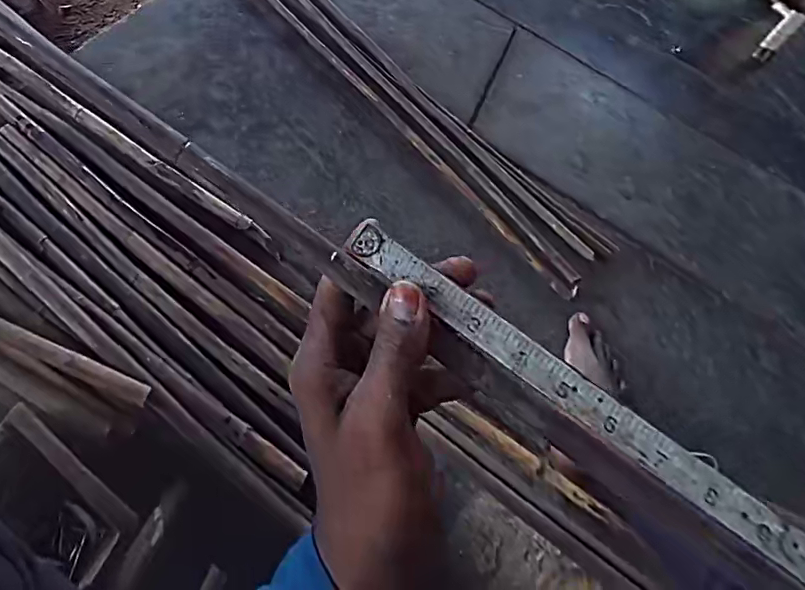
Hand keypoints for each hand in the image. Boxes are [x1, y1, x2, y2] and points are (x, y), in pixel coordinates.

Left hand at [289, 258, 482, 589]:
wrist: (382, 570)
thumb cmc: (369, 495)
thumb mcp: (380, 418)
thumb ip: (393, 354)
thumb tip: (407, 290)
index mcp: (318, 361)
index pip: (336, 294)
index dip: (367, 265)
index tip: (408, 247)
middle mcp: (339, 368)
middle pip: (377, 314)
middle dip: (419, 294)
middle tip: (469, 276)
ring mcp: (369, 391)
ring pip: (404, 343)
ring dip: (441, 328)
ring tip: (485, 311)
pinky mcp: (396, 414)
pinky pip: (422, 377)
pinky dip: (448, 368)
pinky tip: (480, 364)